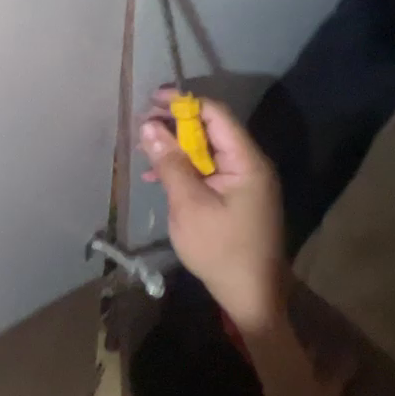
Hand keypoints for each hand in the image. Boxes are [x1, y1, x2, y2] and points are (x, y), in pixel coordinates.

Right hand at [138, 88, 287, 331]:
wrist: (252, 294)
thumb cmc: (221, 249)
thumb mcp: (189, 205)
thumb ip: (170, 163)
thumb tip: (150, 127)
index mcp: (246, 162)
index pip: (216, 115)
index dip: (184, 103)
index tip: (152, 101)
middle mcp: (249, 165)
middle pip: (211, 129)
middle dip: (176, 124)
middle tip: (142, 124)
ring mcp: (244, 182)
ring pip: (207, 150)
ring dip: (176, 146)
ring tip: (145, 148)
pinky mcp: (236, 197)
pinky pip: (208, 170)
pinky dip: (184, 168)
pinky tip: (158, 177)